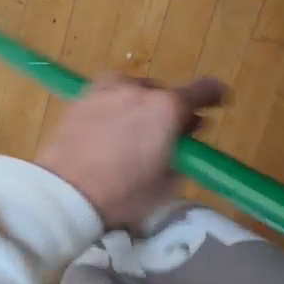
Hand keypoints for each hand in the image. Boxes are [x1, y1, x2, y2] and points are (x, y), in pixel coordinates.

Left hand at [34, 74, 226, 226]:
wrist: (64, 192)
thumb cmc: (121, 193)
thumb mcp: (166, 183)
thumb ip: (182, 155)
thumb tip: (182, 140)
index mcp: (166, 108)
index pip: (202, 90)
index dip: (215, 95)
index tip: (220, 102)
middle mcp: (138, 90)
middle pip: (164, 93)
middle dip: (171, 109)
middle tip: (171, 132)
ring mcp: (105, 91)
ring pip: (133, 90)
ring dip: (142, 104)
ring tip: (137, 129)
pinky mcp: (80, 100)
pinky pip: (107, 95)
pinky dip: (115, 105)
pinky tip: (111, 125)